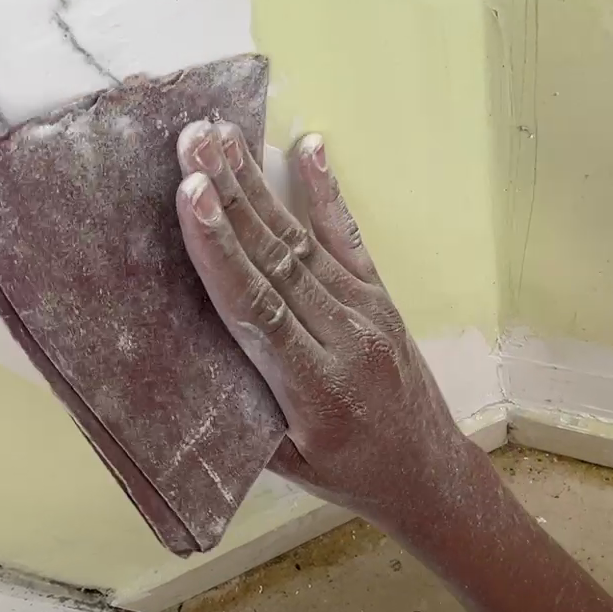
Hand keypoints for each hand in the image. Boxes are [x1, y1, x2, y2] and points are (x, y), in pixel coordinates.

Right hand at [173, 121, 478, 532]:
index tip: (190, 195)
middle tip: (194, 140)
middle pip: (276, 256)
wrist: (431, 472)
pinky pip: (347, 236)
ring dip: (258, 184)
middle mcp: (343, 334)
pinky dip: (325, 190)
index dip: (220, 248)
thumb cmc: (350, 474)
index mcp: (314, 385)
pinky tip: (308, 146)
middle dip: (229, 194)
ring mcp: (365, 307)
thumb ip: (240, 408)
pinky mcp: (379, 293)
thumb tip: (180, 352)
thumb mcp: (286, 462)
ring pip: (301, 238)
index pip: (257, 305)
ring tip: (223, 137)